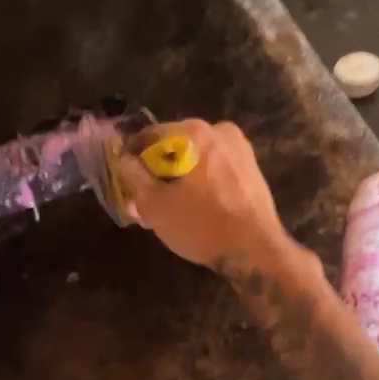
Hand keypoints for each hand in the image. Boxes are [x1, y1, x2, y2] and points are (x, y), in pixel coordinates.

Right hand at [116, 119, 287, 266]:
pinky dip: (199, 178)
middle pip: (173, 144)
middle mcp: (218, 129)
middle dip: (156, 167)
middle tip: (145, 195)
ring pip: (194, 155)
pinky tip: (194, 203)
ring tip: (169, 203)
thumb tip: (124, 160)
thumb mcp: (154, 205)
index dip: (131, 157)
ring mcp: (239, 146)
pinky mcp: (250, 166)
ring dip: (178, 174)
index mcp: (192, 133)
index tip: (125, 180)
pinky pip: (213, 165)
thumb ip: (133, 176)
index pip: (147, 136)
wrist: (254, 250)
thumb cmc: (200, 224)